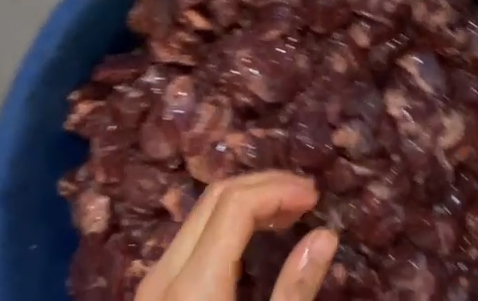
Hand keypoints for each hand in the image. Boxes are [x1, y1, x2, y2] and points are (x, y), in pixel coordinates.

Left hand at [135, 173, 337, 300]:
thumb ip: (293, 291)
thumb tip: (326, 235)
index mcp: (191, 284)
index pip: (235, 204)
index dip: (278, 189)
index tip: (315, 197)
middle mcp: (163, 272)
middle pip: (215, 198)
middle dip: (265, 186)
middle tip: (307, 197)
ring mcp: (151, 282)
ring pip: (200, 213)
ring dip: (247, 201)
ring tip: (289, 212)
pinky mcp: (152, 294)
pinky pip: (192, 237)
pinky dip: (227, 224)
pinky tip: (253, 236)